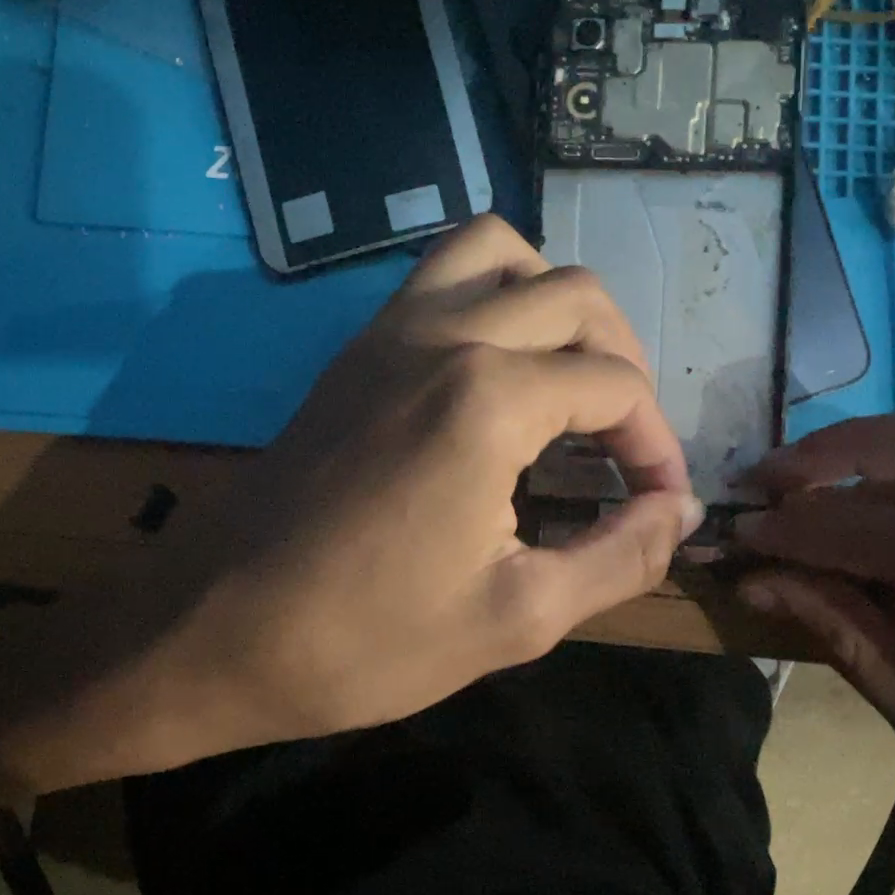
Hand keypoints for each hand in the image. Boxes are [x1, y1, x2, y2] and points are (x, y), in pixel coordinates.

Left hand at [0, 215, 701, 787]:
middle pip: (575, 296)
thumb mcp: (516, 618)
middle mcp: (441, 336)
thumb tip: (678, 512)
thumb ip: (618, 557)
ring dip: (554, 302)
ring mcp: (384, 333)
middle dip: (623, 363)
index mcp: (487, 399)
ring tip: (567, 380)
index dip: (657, 445)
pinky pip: (436, 277)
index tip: (658, 506)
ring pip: (498, 253)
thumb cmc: (365, 641)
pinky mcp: (349, 353)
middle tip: (624, 446)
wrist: (216, 633)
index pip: (615, 386)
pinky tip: (493, 375)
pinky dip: (489, 296)